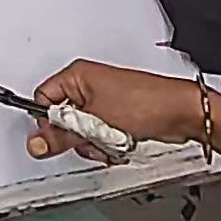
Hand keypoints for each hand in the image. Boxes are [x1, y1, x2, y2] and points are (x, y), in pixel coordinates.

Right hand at [28, 59, 204, 162]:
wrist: (182, 112)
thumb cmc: (145, 102)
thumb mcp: (95, 123)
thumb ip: (62, 135)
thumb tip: (38, 143)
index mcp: (76, 75)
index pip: (43, 100)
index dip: (49, 122)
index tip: (60, 137)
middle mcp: (87, 86)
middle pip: (63, 119)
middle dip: (78, 136)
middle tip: (92, 137)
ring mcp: (102, 102)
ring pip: (82, 132)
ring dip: (95, 143)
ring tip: (111, 140)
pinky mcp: (116, 117)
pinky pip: (99, 136)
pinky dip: (107, 145)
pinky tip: (120, 145)